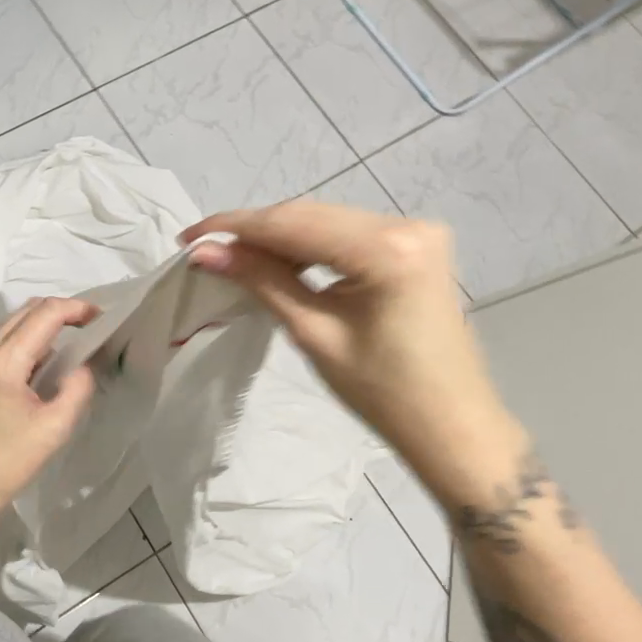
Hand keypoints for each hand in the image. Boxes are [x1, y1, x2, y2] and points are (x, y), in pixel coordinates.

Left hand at [0, 297, 99, 509]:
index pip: (45, 314)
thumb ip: (77, 389)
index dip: (76, 309)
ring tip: (70, 346)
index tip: (101, 317)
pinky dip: (24, 342)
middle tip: (90, 328)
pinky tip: (40, 365)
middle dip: (61, 313)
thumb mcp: (54, 429)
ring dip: (41, 327)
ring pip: (11, 325)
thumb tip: (83, 366)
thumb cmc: (7, 463)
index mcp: (3, 361)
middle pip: (26, 311)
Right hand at [183, 202, 522, 473]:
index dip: (234, 227)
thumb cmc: (383, 392)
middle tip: (203, 250)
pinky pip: (344, 233)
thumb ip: (260, 281)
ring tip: (231, 257)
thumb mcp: (313, 333)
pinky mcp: (413, 246)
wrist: (453, 426)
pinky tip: (276, 260)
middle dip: (252, 231)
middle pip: (308, 215)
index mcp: (388, 249)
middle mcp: (406, 226)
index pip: (292, 223)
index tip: (188, 237)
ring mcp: (414, 232)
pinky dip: (306, 245)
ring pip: (324, 221)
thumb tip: (205, 252)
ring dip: (276, 237)